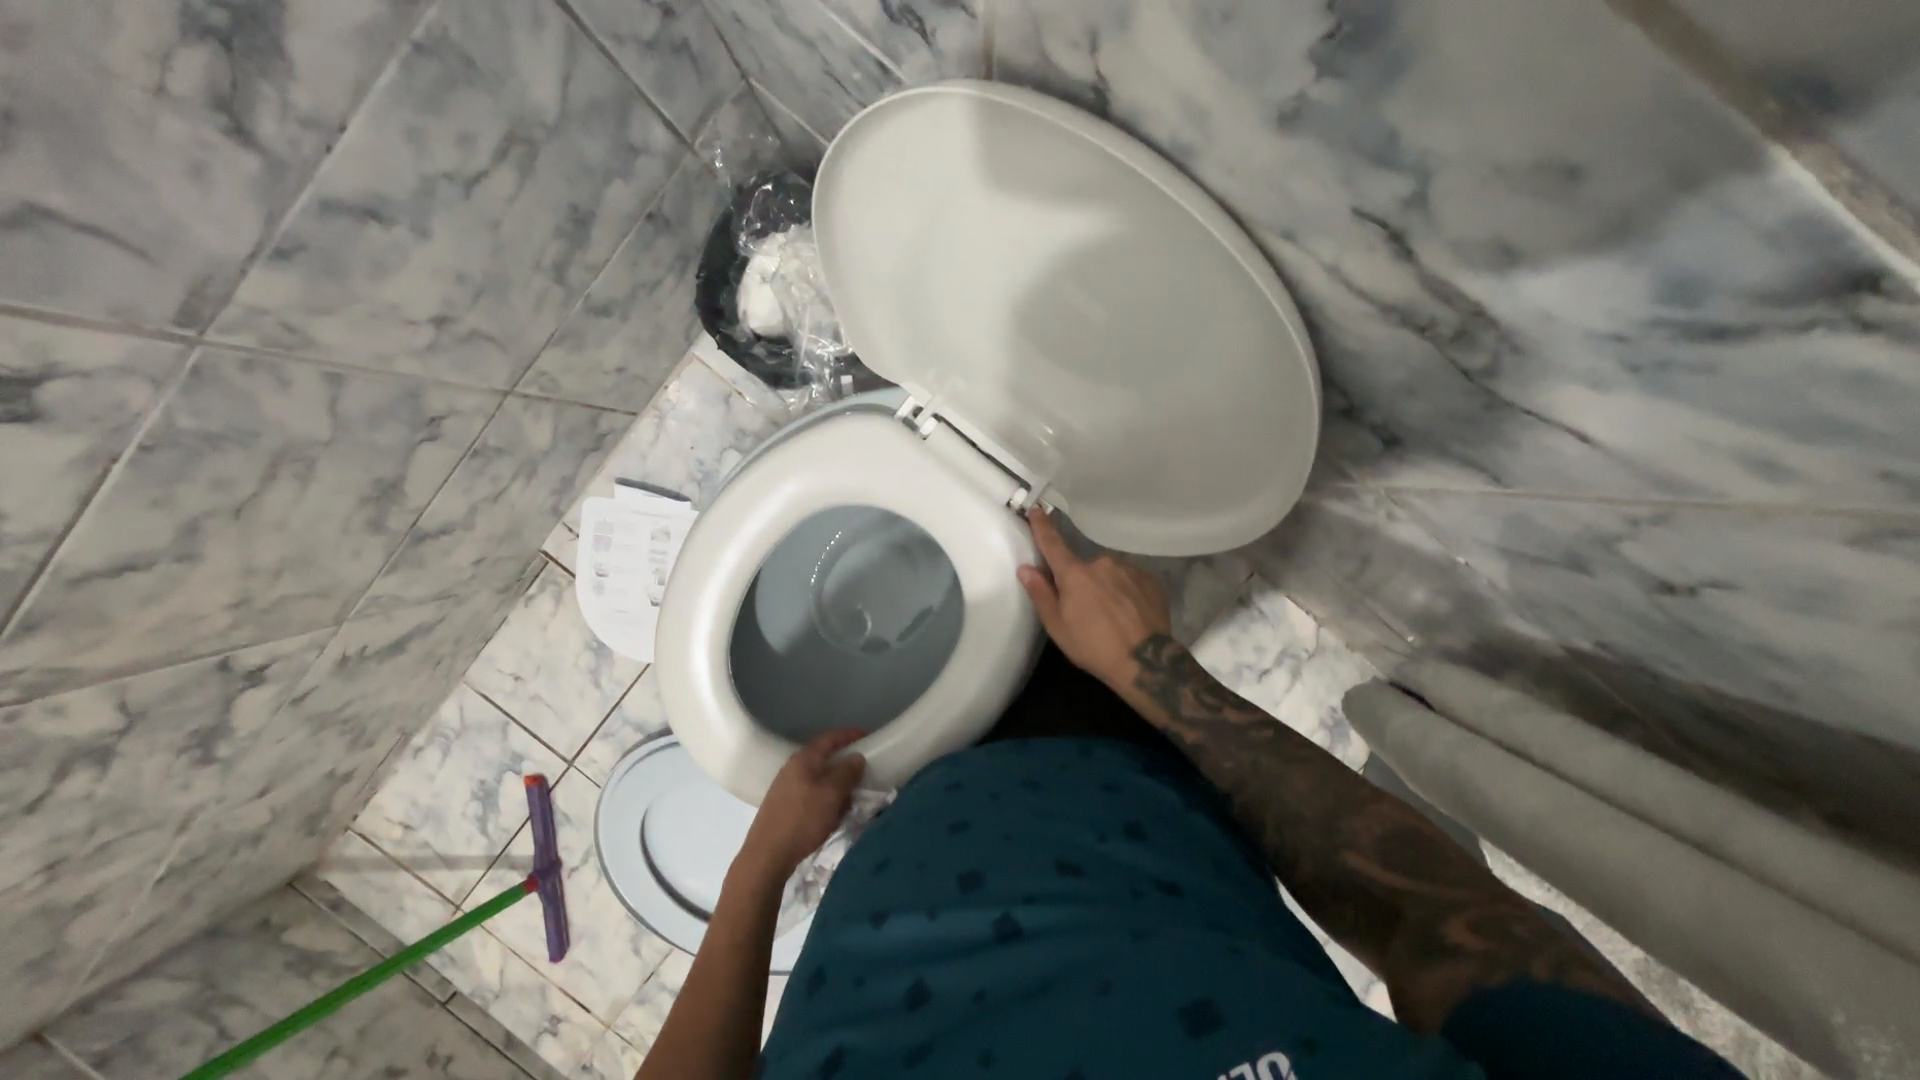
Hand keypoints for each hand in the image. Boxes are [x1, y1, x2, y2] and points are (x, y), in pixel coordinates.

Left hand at [739, 728, 866, 877]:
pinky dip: (826, 802)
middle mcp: (792, 769)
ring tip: (851, 803)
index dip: (849, 734)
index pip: (829, 738)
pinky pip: (812, 797)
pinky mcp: (784, 807)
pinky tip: (832, 818)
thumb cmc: (803, 819)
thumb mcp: (831, 794)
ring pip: (819, 781)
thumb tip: (856, 757)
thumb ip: (847, 772)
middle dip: (845, 767)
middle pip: (824, 760)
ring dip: (837, 789)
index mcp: (803, 760)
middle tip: (864, 776)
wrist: (767, 855)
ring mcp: (786, 788)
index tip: (868, 736)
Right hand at [1016, 508, 1172, 692]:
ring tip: (1112, 617)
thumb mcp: (1058, 626)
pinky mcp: (1151, 581)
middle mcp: (1102, 563)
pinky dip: (1127, 594)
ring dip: (1107, 588)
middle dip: (1082, 583)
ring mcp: (1130, 569)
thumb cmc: (1093, 646)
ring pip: (1110, 574)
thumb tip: (1025, 568)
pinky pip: (1131, 582)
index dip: (1042, 526)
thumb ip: (1041, 594)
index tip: (1036, 510)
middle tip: (1086, 613)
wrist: (1145, 661)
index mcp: (1075, 574)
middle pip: (1084, 568)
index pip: (1053, 543)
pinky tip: (1130, 616)